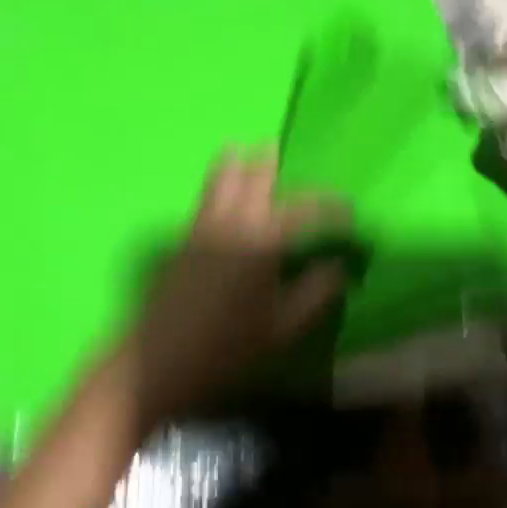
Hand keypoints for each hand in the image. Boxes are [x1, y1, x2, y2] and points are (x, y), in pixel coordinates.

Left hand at [116, 146, 350, 423]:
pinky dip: (215, 184)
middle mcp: (233, 223)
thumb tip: (337, 266)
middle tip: (276, 147)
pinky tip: (218, 190)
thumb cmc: (228, 347)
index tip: (347, 210)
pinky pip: (203, 198)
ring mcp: (203, 228)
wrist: (159, 361)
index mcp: (262, 241)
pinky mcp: (183, 240)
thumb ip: (314, 293)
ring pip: (220, 181)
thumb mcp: (282, 327)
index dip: (328, 206)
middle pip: (252, 179)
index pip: (303, 209)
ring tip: (241, 149)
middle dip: (266, 162)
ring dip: (234, 164)